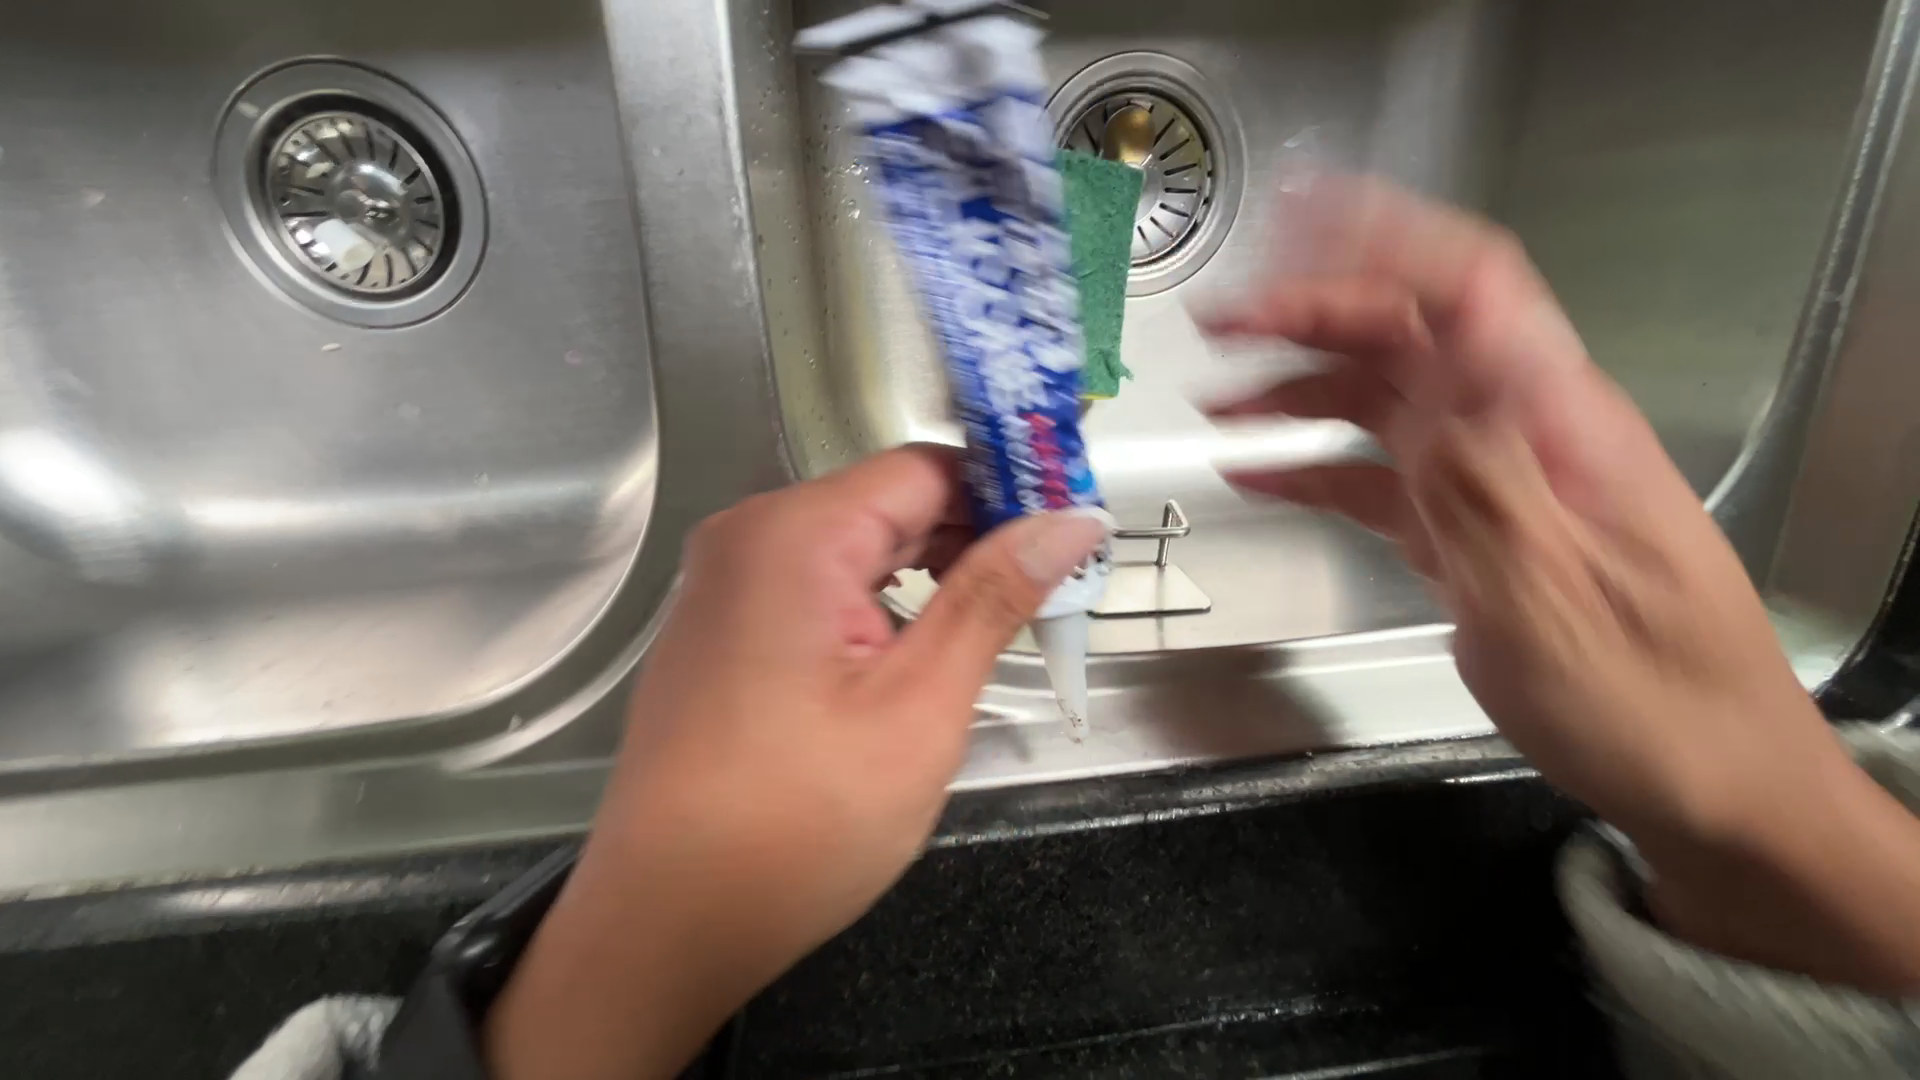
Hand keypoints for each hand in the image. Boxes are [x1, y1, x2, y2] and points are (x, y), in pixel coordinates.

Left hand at [484, 446, 1106, 1079]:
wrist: (667, 923)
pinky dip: (882, 599)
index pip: (926, 468)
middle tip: (1051, 582)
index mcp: (794, 534)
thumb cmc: (800, 821)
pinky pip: (821, 582)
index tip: (1070, 531)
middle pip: (889, 501)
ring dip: (932, 570)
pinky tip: (921, 640)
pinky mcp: (726, 625)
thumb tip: (1069, 523)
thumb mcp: (920, 705)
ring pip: (858, 544)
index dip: (1008, 490)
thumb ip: (994, 597)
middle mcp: (750, 536)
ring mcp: (729, 581)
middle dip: (975, 534)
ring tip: (1001, 615)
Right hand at [1205, 177, 1919, 992]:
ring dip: (1293, 391)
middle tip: (1222, 321)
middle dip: (1306, 314)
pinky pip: (1369, 478)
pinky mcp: (1459, 526)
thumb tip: (1450, 359)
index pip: (1467, 291)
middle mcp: (1514, 435)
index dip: (1380, 239)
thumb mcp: (1556, 598)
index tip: (1296, 220)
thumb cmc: (1651, 705)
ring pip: (1375, 403)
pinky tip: (1258, 474)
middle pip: (1404, 337)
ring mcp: (1483, 480)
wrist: (1700, 780)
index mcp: (1553, 428)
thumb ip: (1490, 474)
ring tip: (1220, 399)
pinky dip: (1307, 469)